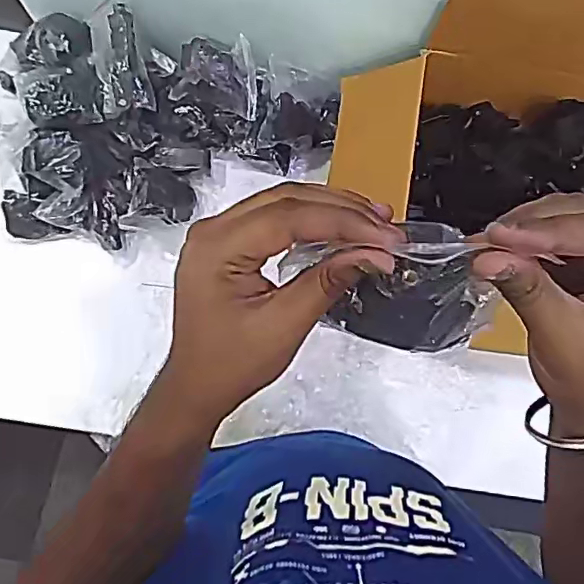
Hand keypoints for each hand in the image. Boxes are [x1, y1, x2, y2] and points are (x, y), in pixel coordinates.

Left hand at [156, 184, 402, 424]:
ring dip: (333, 209)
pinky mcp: (234, 241)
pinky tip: (343, 227)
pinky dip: (315, 219)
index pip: (291, 217)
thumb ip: (327, 282)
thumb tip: (370, 254)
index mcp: (218, 248)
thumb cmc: (229, 364)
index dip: (344, 223)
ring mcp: (221, 233)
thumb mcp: (285, 325)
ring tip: (374, 221)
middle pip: (289, 199)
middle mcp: (214, 230)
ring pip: (286, 201)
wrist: (198, 384)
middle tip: (386, 227)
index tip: (383, 236)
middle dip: (344, 210)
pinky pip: (279, 216)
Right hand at [471, 194, 583, 436]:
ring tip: (492, 245)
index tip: (503, 235)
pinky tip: (503, 251)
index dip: (548, 230)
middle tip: (493, 238)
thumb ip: (528, 289)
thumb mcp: (561, 338)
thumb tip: (491, 256)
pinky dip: (528, 245)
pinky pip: (557, 243)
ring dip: (528, 231)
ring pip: (569, 223)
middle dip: (536, 226)